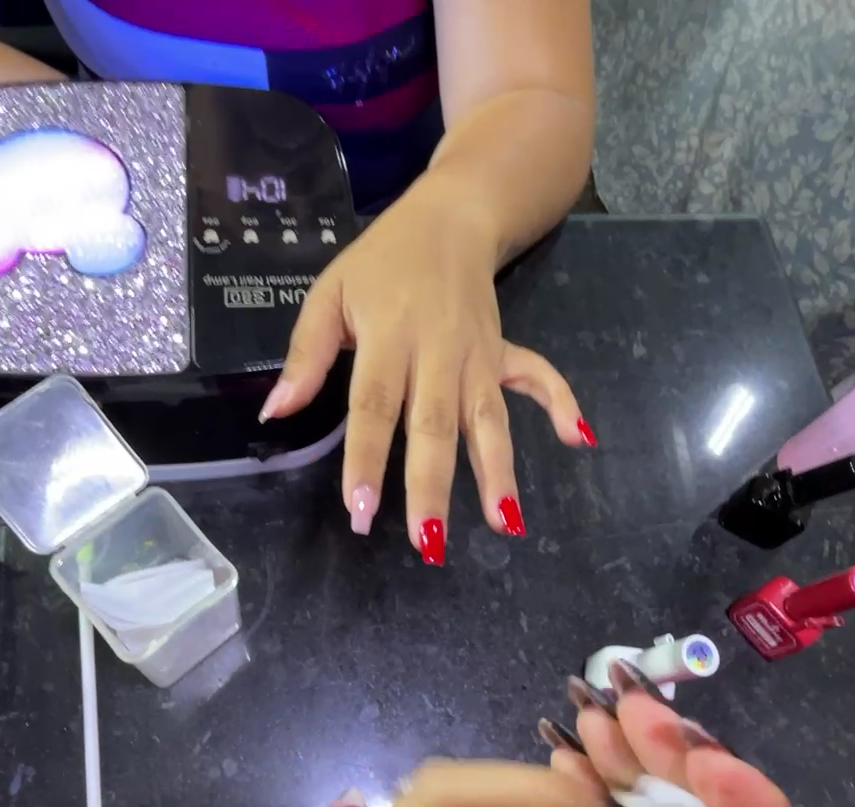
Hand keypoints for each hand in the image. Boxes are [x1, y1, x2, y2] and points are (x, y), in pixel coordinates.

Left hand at [258, 182, 592, 563]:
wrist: (450, 217)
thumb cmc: (381, 263)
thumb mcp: (329, 294)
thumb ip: (305, 355)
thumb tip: (276, 412)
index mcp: (388, 336)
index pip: (375, 406)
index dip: (367, 459)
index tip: (361, 510)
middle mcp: (438, 351)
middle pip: (436, 426)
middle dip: (433, 486)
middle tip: (429, 542)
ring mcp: (478, 353)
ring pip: (488, 418)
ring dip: (497, 471)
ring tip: (504, 524)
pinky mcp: (504, 350)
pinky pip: (537, 375)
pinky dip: (560, 402)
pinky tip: (578, 438)